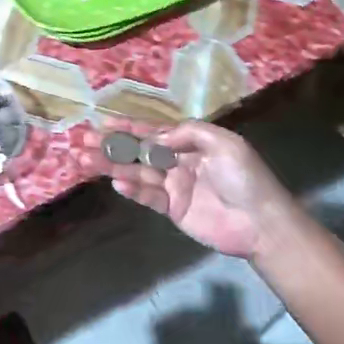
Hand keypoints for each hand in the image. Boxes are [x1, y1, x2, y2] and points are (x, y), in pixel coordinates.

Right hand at [79, 122, 297, 258]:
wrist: (260, 223)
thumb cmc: (246, 178)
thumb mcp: (223, 143)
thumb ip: (188, 133)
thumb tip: (155, 135)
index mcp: (193, 143)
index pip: (155, 132)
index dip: (130, 127)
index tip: (104, 121)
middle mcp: (180, 162)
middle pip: (140, 151)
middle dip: (112, 145)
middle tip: (83, 140)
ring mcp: (175, 186)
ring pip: (138, 172)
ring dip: (112, 165)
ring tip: (85, 160)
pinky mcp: (173, 209)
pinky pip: (147, 196)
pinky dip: (132, 188)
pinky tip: (115, 180)